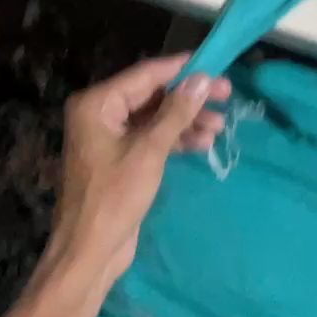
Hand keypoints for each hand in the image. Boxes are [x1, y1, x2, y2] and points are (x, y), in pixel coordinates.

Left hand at [44, 55, 230, 283]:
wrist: (89, 253)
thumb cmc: (114, 197)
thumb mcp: (149, 151)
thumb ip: (176, 112)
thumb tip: (203, 79)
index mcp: (97, 103)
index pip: (145, 75)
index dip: (181, 69)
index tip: (214, 64)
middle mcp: (100, 113)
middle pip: (152, 95)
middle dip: (188, 98)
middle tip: (226, 95)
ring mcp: (109, 136)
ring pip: (155, 118)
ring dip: (186, 121)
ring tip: (220, 126)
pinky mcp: (121, 158)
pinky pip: (151, 138)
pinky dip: (175, 139)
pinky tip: (203, 142)